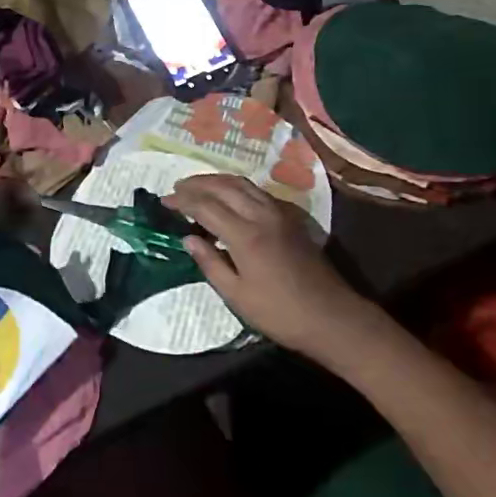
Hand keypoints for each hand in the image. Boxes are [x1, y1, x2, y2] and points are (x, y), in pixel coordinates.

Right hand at [164, 175, 380, 362]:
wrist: (330, 316)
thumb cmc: (279, 313)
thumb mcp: (237, 296)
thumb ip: (211, 263)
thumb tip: (188, 238)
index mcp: (245, 235)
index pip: (206, 206)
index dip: (183, 201)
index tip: (164, 201)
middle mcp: (262, 215)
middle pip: (224, 186)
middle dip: (198, 183)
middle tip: (177, 188)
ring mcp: (279, 213)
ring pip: (243, 183)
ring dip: (218, 180)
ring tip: (198, 186)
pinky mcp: (290, 218)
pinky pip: (257, 191)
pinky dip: (237, 187)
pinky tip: (230, 197)